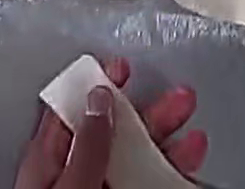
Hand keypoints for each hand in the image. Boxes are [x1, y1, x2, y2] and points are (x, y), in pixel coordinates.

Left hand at [13, 56, 207, 188]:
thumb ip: (86, 144)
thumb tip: (100, 94)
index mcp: (48, 162)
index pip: (70, 109)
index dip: (97, 83)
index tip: (125, 67)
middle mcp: (73, 175)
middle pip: (115, 131)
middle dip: (152, 113)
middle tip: (184, 99)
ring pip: (136, 159)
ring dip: (169, 144)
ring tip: (196, 139)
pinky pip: (145, 185)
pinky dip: (169, 174)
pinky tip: (188, 167)